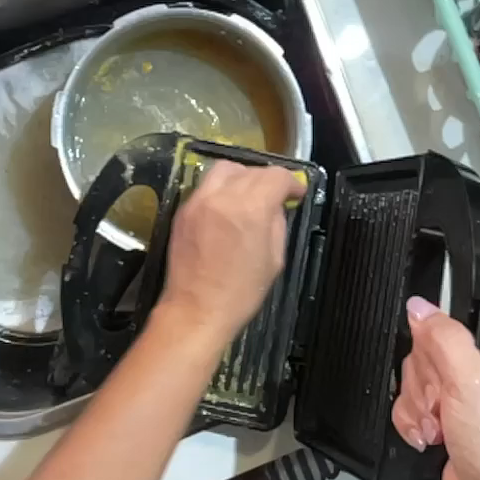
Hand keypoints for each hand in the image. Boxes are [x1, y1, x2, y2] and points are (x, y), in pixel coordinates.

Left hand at [154, 161, 305, 345]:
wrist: (196, 310)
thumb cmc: (241, 292)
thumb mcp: (274, 260)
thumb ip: (277, 224)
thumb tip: (276, 206)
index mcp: (251, 209)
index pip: (276, 177)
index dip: (292, 182)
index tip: (297, 194)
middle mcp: (223, 197)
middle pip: (251, 170)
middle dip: (268, 179)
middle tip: (276, 195)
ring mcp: (198, 201)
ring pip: (224, 169)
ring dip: (242, 176)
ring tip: (250, 194)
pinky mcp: (183, 210)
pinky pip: (206, 186)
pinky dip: (221, 189)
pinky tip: (227, 207)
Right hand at [392, 270, 479, 479]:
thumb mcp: (471, 382)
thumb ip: (443, 337)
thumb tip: (417, 306)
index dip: (463, 270)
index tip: (431, 258)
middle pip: (433, 329)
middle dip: (426, 365)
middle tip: (442, 390)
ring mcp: (464, 383)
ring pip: (417, 364)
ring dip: (418, 397)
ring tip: (439, 422)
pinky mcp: (445, 409)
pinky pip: (412, 394)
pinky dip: (414, 416)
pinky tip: (428, 435)